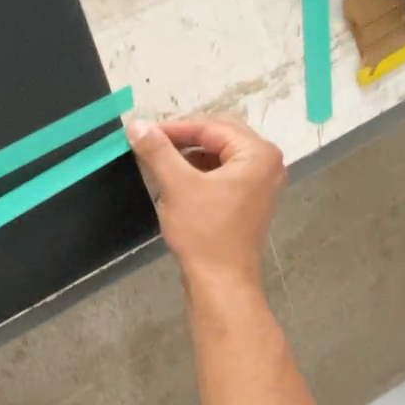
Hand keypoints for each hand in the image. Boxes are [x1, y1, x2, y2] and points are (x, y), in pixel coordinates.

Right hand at [127, 117, 286, 289]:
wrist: (220, 279)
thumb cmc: (203, 231)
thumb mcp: (176, 186)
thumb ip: (157, 152)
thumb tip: (137, 125)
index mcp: (258, 153)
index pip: (212, 127)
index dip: (175, 128)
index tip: (144, 133)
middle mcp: (267, 164)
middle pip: (220, 139)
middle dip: (184, 141)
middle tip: (150, 145)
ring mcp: (261, 185)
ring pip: (220, 158)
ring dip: (190, 158)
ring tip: (160, 164)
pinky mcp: (250, 203)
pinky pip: (223, 177)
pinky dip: (199, 175)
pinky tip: (177, 184)